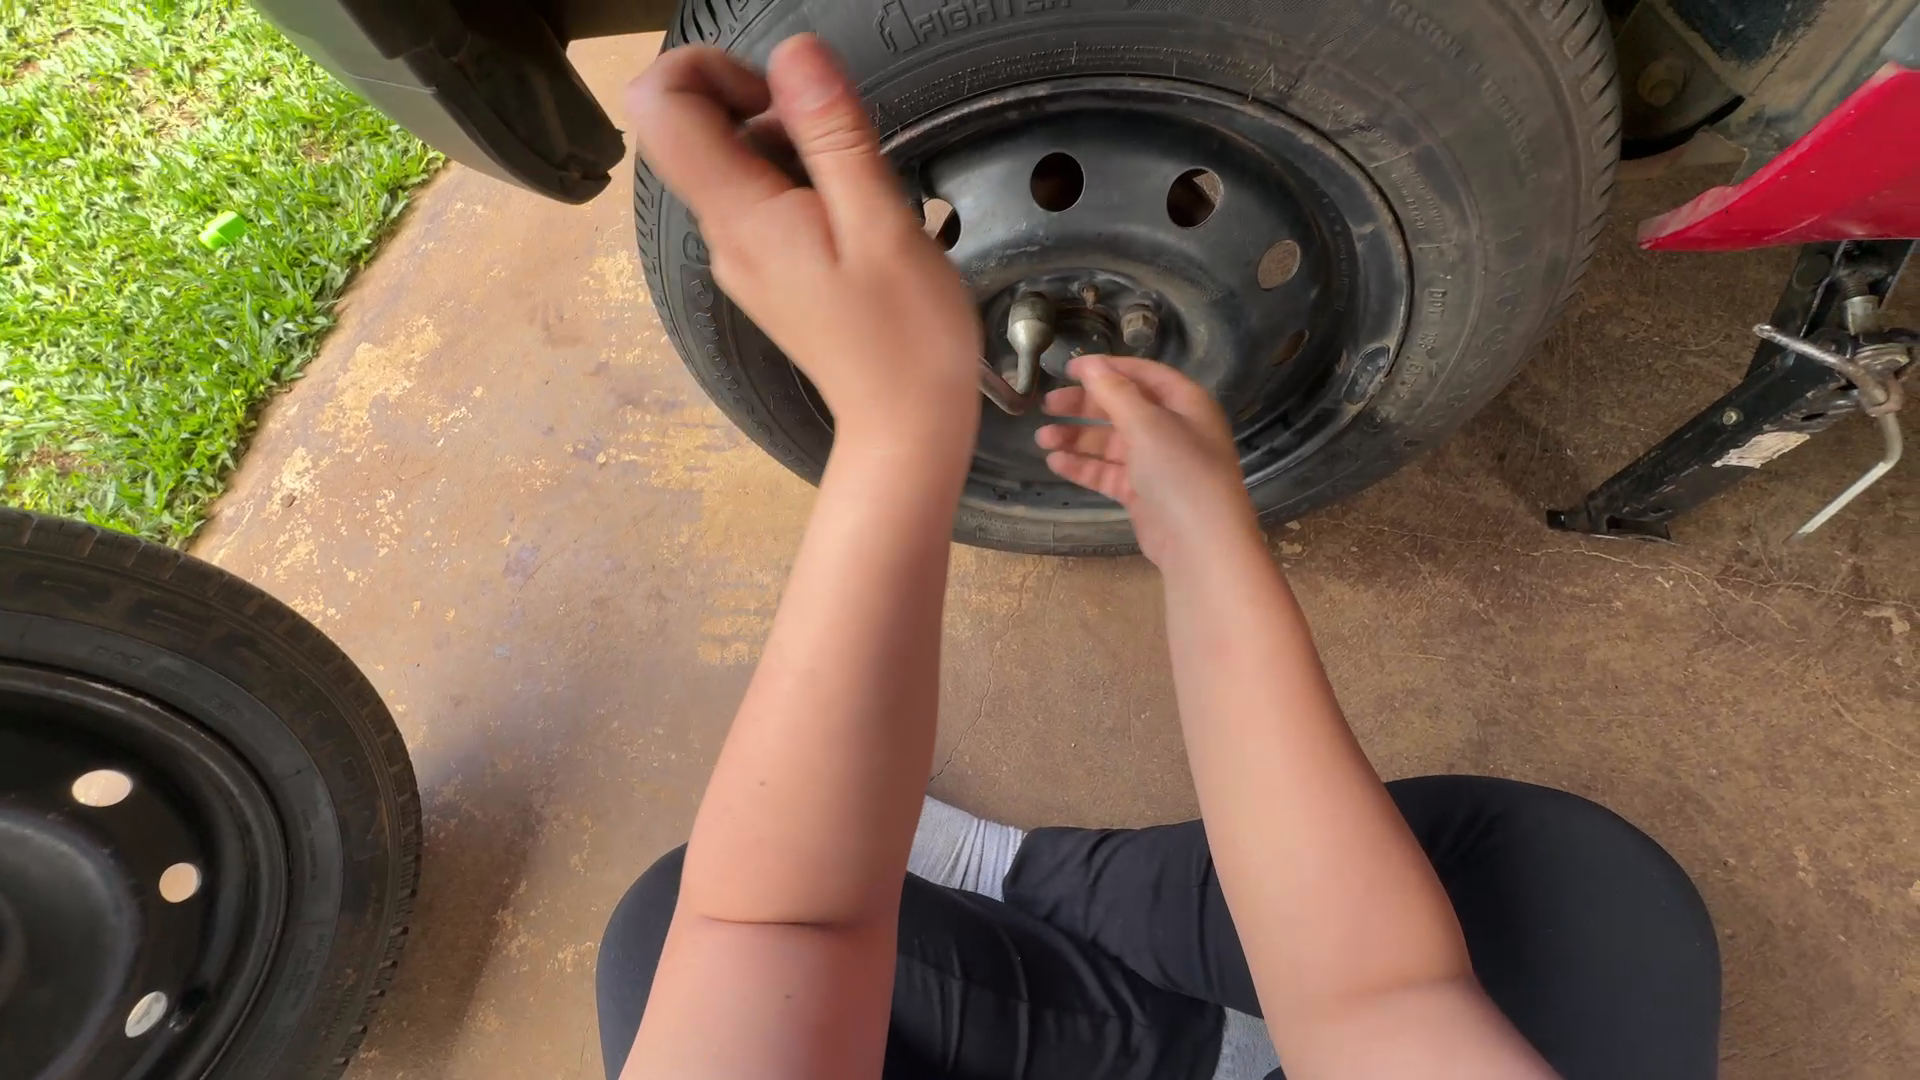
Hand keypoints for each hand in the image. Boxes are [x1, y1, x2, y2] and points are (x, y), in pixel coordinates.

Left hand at [625, 36, 982, 450]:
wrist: (905, 426)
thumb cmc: (907, 340)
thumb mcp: (882, 225)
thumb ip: (834, 135)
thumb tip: (794, 55)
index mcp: (743, 219)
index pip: (661, 106)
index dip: (710, 69)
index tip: (784, 97)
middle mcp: (727, 240)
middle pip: (695, 131)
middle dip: (762, 108)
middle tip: (838, 147)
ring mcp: (746, 264)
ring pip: (735, 169)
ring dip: (790, 152)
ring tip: (855, 193)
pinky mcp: (771, 280)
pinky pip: (761, 208)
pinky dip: (799, 190)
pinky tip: (850, 223)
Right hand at [1036, 354, 1260, 566]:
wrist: (1200, 542)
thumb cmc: (1181, 471)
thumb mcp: (1147, 424)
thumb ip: (1115, 392)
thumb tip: (1090, 364)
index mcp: (1185, 403)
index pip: (1142, 375)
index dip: (1107, 369)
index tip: (1068, 368)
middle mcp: (1172, 429)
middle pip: (1122, 408)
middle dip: (1084, 406)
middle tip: (1047, 405)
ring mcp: (1157, 463)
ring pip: (1110, 443)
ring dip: (1077, 438)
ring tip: (1042, 439)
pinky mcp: (1142, 493)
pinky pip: (1108, 472)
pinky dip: (1083, 466)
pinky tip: (1056, 463)